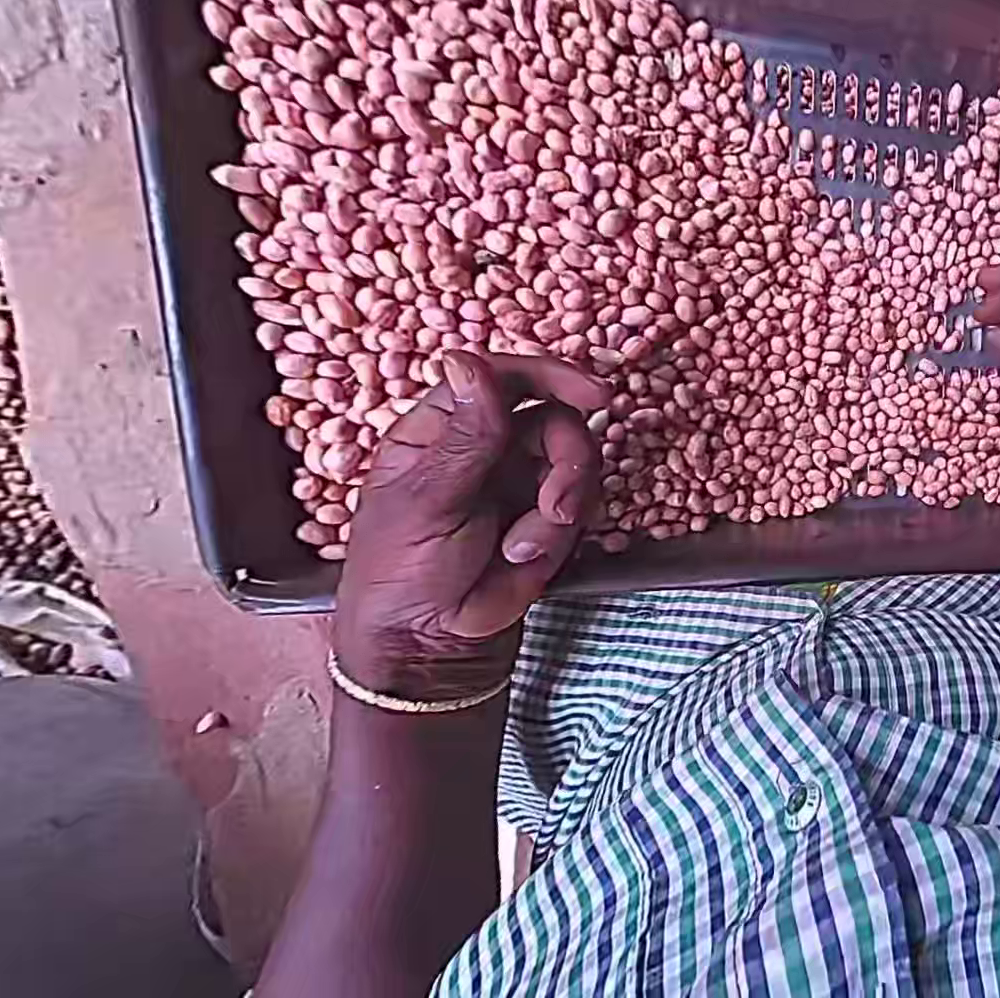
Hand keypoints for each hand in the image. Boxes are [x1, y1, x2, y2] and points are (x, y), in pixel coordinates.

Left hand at [332, 350, 611, 702]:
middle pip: (558, 419)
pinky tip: (525, 558)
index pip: (504, 378)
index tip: (595, 393)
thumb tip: (466, 358)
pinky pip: (583, 501)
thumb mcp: (428, 501)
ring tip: (528, 546)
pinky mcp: (551, 513)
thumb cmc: (403, 569)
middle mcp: (492, 444)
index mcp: (445, 428)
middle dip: (569, 461)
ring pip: (579, 460)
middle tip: (559, 505)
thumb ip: (465, 435)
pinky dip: (560, 533)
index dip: (552, 376)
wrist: (433, 641)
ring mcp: (526, 478)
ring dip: (564, 503)